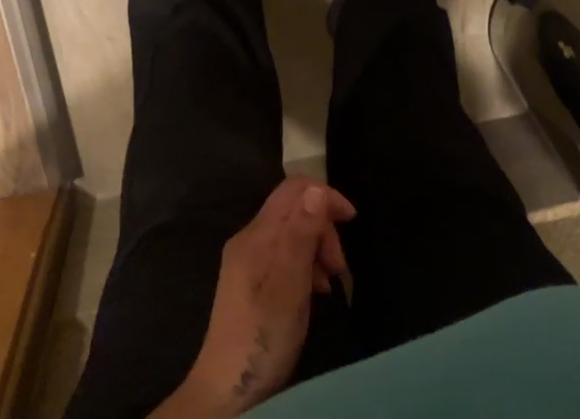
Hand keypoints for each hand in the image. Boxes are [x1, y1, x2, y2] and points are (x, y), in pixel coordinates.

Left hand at [159, 177, 356, 417]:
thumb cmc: (263, 335)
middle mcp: (249, 240)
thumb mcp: (289, 283)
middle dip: (324, 228)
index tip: (351, 222)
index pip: (294, 189)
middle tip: (337, 267)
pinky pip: (286, 255)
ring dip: (318, 248)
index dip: (326, 196)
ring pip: (294, 233)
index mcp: (256, 235)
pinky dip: (306, 265)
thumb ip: (301, 234)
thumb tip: (316, 190)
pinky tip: (315, 291)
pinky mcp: (252, 282)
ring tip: (329, 282)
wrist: (227, 390)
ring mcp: (248, 261)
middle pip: (295, 209)